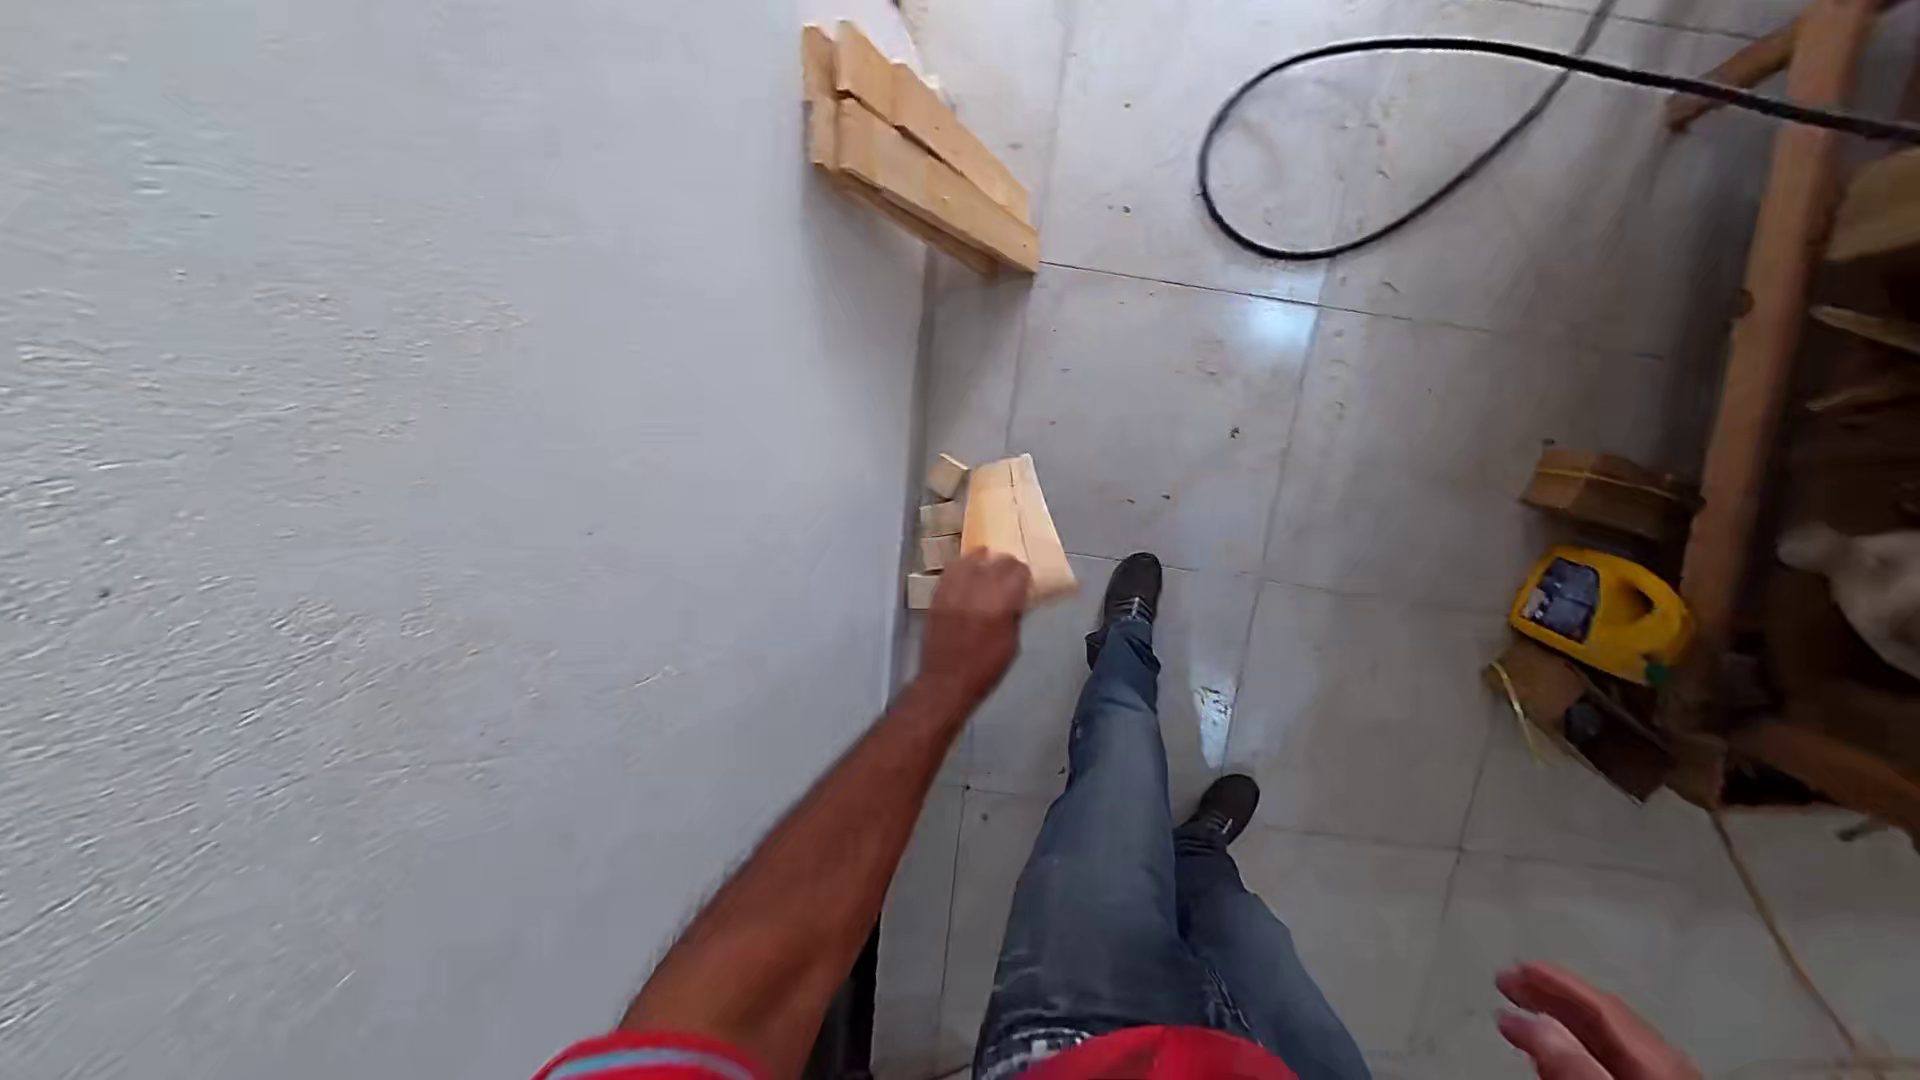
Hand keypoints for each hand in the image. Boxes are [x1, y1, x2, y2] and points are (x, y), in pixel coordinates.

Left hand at [919, 552, 1030, 702]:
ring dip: (982, 560)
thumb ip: (1014, 614)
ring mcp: (954, 590)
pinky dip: (961, 567)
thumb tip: (1016, 597)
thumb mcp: (1012, 643)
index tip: (1024, 580)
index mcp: (1001, 603)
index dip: (1023, 574)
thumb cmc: (985, 668)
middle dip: (1006, 565)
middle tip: (1008, 574)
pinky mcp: (938, 595)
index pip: (1018, 571)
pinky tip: (966, 573)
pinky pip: (950, 570)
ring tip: (986, 564)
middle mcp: (978, 590)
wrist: (947, 680)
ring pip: (971, 559)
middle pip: (997, 562)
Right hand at [1496, 963, 1700, 1079]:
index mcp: (1662, 1066)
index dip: (1556, 982)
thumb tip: (1527, 1019)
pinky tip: (1553, 1060)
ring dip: (1559, 1026)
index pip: (1604, 1009)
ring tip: (1519, 1020)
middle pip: (1606, 1024)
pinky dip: (1577, 1056)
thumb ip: (1571, 1065)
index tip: (1516, 968)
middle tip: (1507, 985)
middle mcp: (1670, 1073)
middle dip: (1551, 999)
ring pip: (1609, 1048)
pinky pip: (1613, 1071)